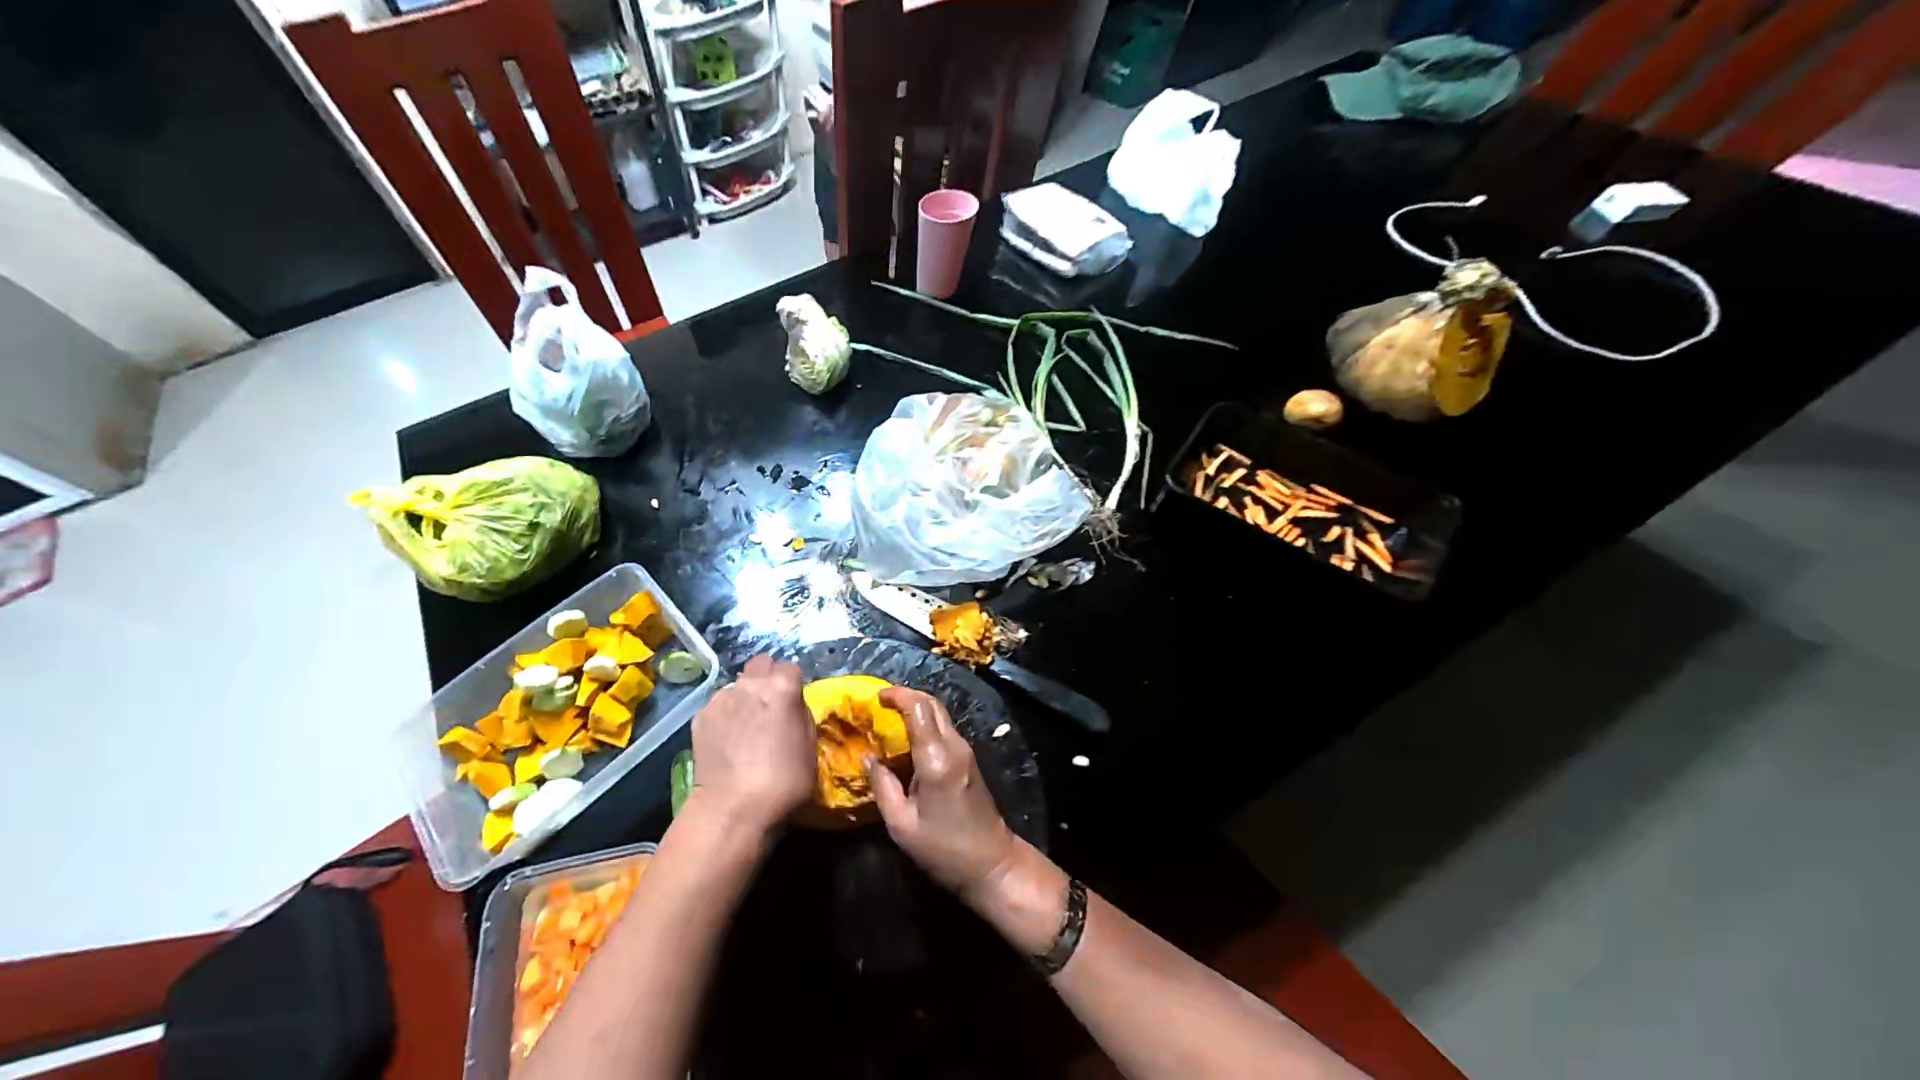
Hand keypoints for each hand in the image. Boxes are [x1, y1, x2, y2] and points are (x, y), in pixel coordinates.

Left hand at [689, 655, 815, 832]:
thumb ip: (799, 713)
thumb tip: (790, 704)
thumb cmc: (784, 780)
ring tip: (745, 726)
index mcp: (782, 687)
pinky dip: (725, 715)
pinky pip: (718, 705)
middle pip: (760, 664)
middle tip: (769, 705)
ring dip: (744, 696)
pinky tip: (727, 739)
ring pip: (736, 685)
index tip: (792, 703)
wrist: (733, 808)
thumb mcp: (809, 745)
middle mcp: (750, 684)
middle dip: (766, 677)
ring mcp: (721, 699)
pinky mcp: (700, 717)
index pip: (790, 667)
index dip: (792, 684)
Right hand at [868, 688, 1017, 901]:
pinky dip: (924, 725)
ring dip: (916, 710)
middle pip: (932, 704)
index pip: (919, 708)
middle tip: (881, 705)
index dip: (898, 696)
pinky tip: (906, 742)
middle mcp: (954, 746)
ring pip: (940, 715)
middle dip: (906, 697)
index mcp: (936, 759)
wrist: (992, 863)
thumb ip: (883, 786)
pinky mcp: (968, 760)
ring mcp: (965, 751)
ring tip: (888, 722)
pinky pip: (944, 730)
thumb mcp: (902, 824)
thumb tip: (868, 758)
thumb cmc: (943, 849)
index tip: (877, 698)